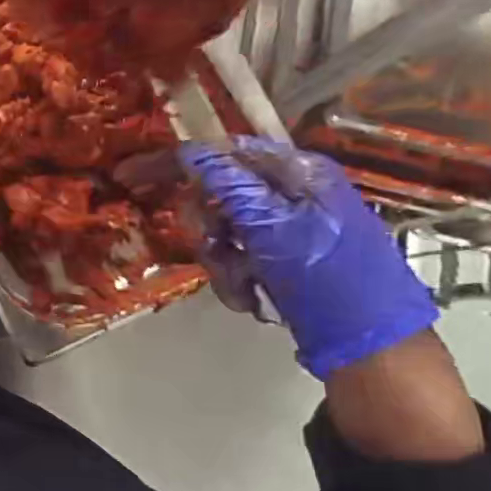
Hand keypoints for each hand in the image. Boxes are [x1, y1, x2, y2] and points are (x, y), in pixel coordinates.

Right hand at [180, 136, 438, 378]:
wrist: (363, 338)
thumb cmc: (325, 277)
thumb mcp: (274, 227)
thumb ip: (230, 188)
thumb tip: (191, 154)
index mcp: (295, 172)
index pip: (223, 152)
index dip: (174, 160)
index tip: (127, 174)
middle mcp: (287, 193)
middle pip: (215, 194)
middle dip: (206, 226)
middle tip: (214, 247)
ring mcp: (282, 226)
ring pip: (219, 230)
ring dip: (220, 261)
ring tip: (242, 284)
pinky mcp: (276, 256)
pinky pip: (232, 256)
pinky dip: (231, 277)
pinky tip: (249, 294)